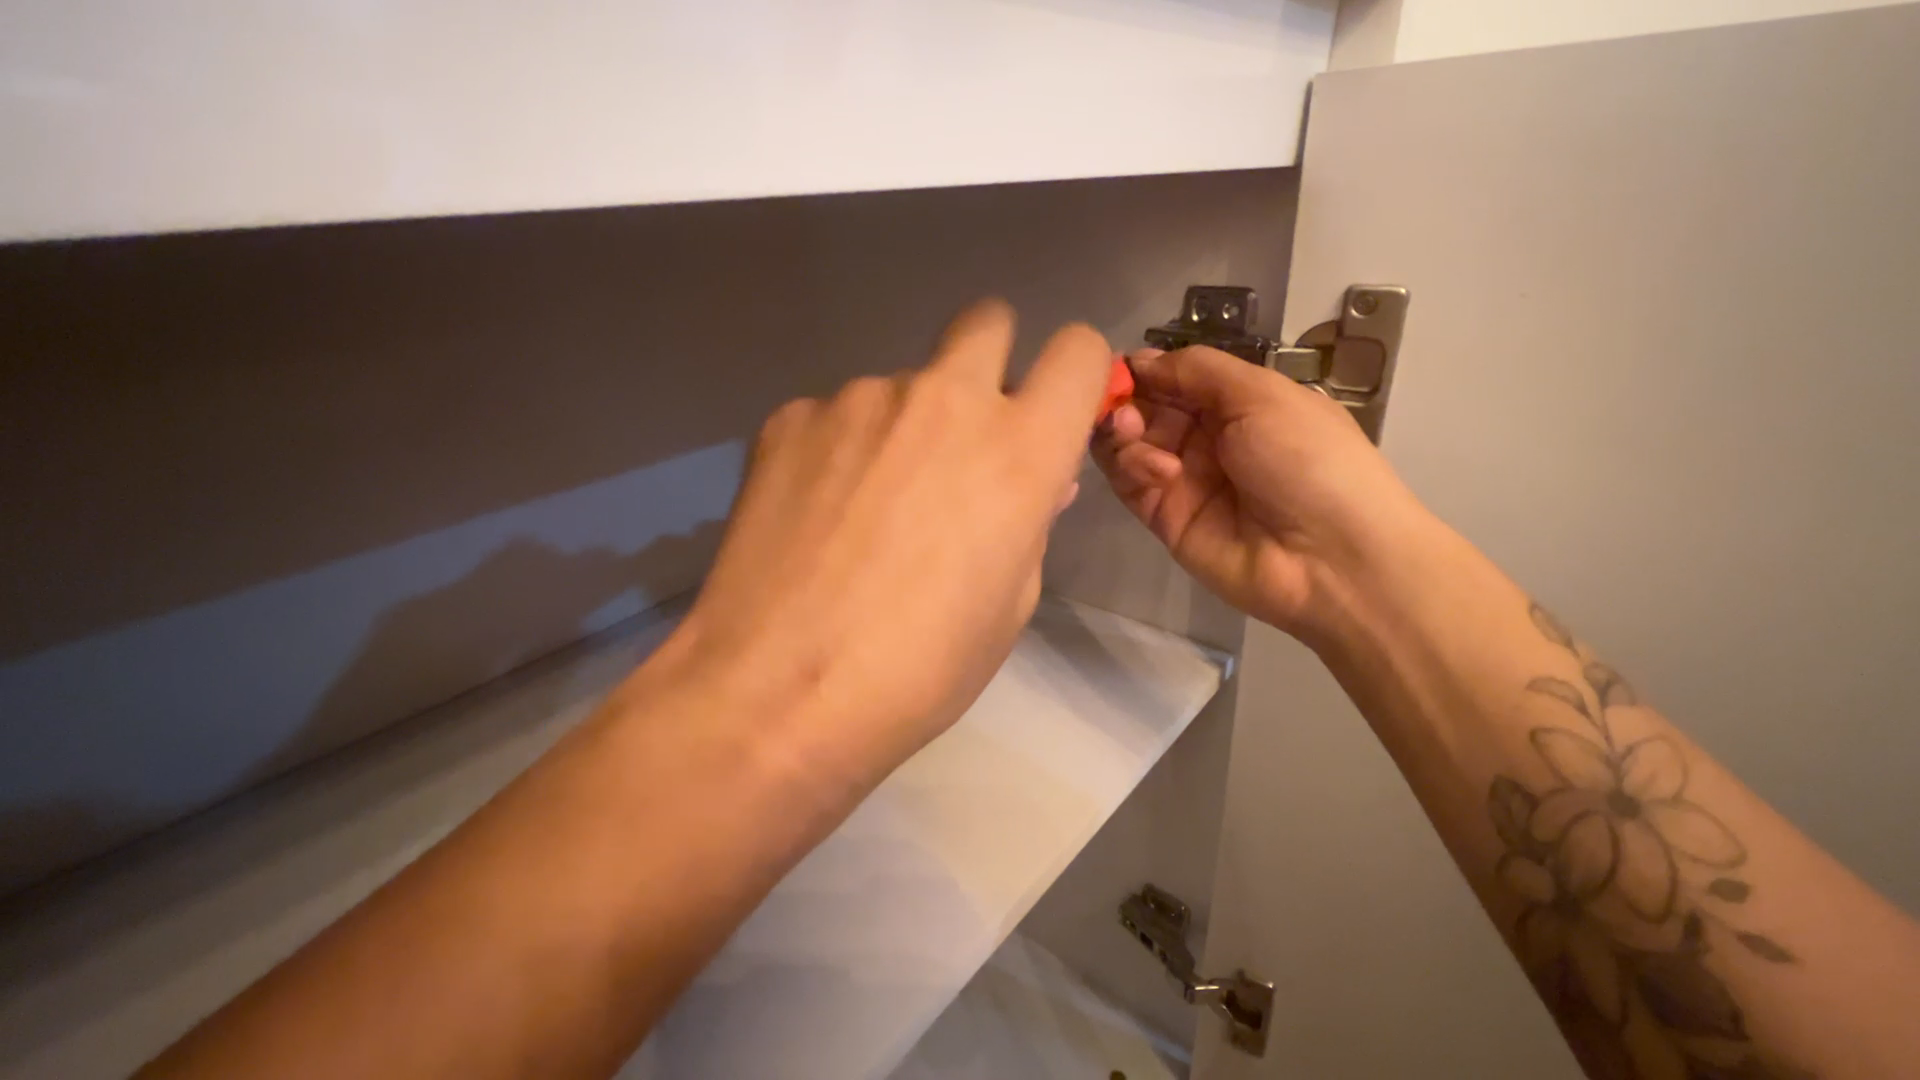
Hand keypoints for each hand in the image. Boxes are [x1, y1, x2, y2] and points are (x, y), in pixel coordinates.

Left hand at [649, 300, 1110, 789]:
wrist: (778, 691)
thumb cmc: (918, 668)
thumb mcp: (1008, 606)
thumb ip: (1028, 522)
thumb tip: (1033, 483)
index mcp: (1018, 449)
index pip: (1078, 352)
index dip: (1075, 371)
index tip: (1052, 407)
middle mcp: (944, 399)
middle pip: (988, 321)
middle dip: (988, 361)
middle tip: (960, 436)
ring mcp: (859, 399)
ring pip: (901, 384)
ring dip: (899, 425)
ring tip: (861, 512)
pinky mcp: (790, 417)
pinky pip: (833, 415)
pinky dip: (835, 450)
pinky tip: (812, 518)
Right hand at [1092, 345, 1429, 640]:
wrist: (1330, 558)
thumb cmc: (1308, 459)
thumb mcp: (1262, 395)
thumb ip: (1196, 370)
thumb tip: (1141, 359)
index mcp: (1239, 403)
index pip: (1176, 377)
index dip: (1145, 368)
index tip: (1117, 365)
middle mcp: (1208, 438)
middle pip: (1146, 407)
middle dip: (1127, 398)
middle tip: (1119, 402)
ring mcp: (1184, 479)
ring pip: (1129, 443)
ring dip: (1124, 430)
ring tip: (1132, 432)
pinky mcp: (1165, 519)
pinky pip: (1130, 483)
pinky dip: (1132, 466)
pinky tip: (1159, 470)